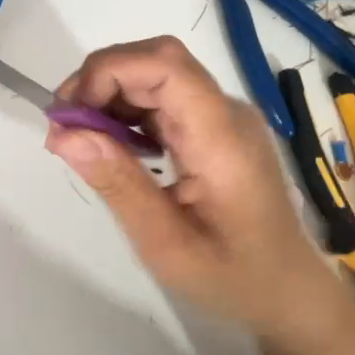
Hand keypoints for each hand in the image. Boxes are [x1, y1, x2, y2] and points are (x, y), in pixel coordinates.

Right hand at [45, 37, 350, 342]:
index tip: (71, 115)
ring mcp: (222, 117)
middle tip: (66, 127)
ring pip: (152, 72)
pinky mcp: (212, 126)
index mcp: (221, 140)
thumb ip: (118, 183)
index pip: (165, 66)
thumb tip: (64, 132)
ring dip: (106, 94)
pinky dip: (123, 108)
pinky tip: (112, 146)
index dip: (108, 72)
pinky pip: (160, 95)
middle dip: (98, 80)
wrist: (290, 294)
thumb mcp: (166, 245)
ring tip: (81, 140)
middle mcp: (226, 114)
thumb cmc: (233, 277)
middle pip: (155, 60)